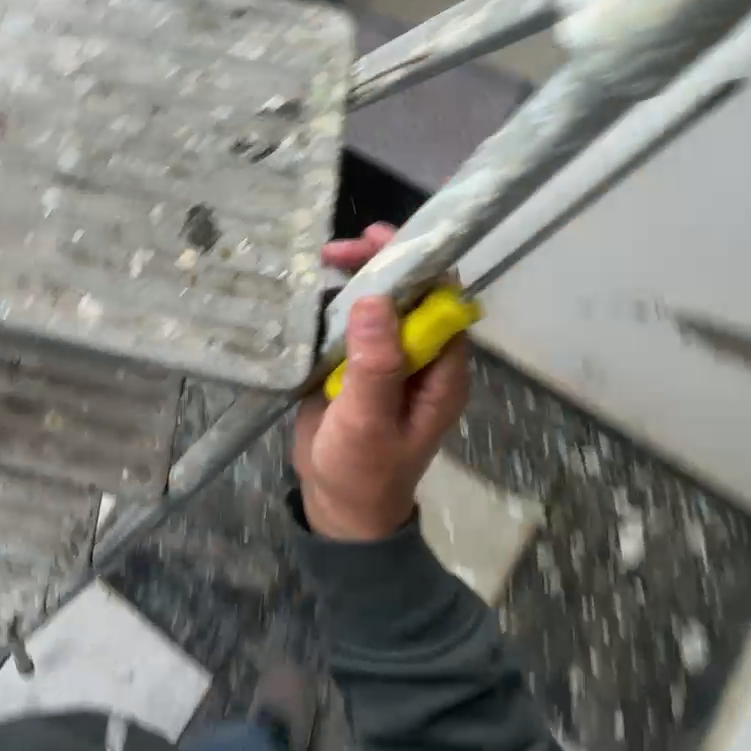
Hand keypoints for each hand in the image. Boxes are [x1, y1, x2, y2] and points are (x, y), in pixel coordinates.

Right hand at [294, 223, 471, 540]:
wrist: (338, 506)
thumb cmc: (362, 469)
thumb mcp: (369, 420)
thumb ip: (375, 364)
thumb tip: (375, 300)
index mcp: (440, 370)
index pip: (441, 301)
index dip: (417, 266)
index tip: (379, 244)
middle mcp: (418, 358)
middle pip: (408, 296)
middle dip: (379, 266)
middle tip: (335, 251)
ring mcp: (385, 362)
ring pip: (378, 306)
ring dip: (354, 280)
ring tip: (321, 262)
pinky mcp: (353, 368)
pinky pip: (349, 325)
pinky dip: (333, 303)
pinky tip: (310, 291)